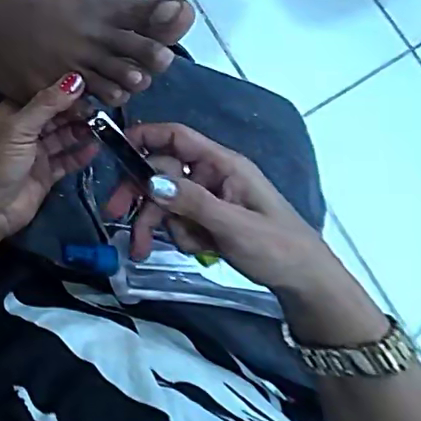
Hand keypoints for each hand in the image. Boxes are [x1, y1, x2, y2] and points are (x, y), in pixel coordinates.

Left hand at [0, 73, 98, 248]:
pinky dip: (80, 154)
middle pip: (55, 116)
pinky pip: (67, 159)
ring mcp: (36, 153)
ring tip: (104, 124)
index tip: (90, 82)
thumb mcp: (19, 128)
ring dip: (81, 131)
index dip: (63, 90)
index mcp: (11, 114)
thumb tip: (76, 79)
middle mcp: (24, 131)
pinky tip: (97, 146)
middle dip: (76, 111)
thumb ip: (47, 104)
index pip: (42, 96)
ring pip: (63, 136)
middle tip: (102, 106)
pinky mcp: (46, 174)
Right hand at [104, 122, 346, 293]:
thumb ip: (192, 202)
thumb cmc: (278, 248)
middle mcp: (211, 176)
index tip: (115, 149)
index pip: (176, 137)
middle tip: (115, 212)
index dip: (144, 137)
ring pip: (163, 199)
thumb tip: (151, 182)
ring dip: (151, 222)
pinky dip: (174, 234)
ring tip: (142, 249)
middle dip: (138, 193)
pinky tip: (191, 249)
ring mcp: (208, 198)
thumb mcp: (234, 226)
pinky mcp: (206, 218)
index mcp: (223, 165)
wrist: (305, 283)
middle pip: (160, 172)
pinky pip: (175, 219)